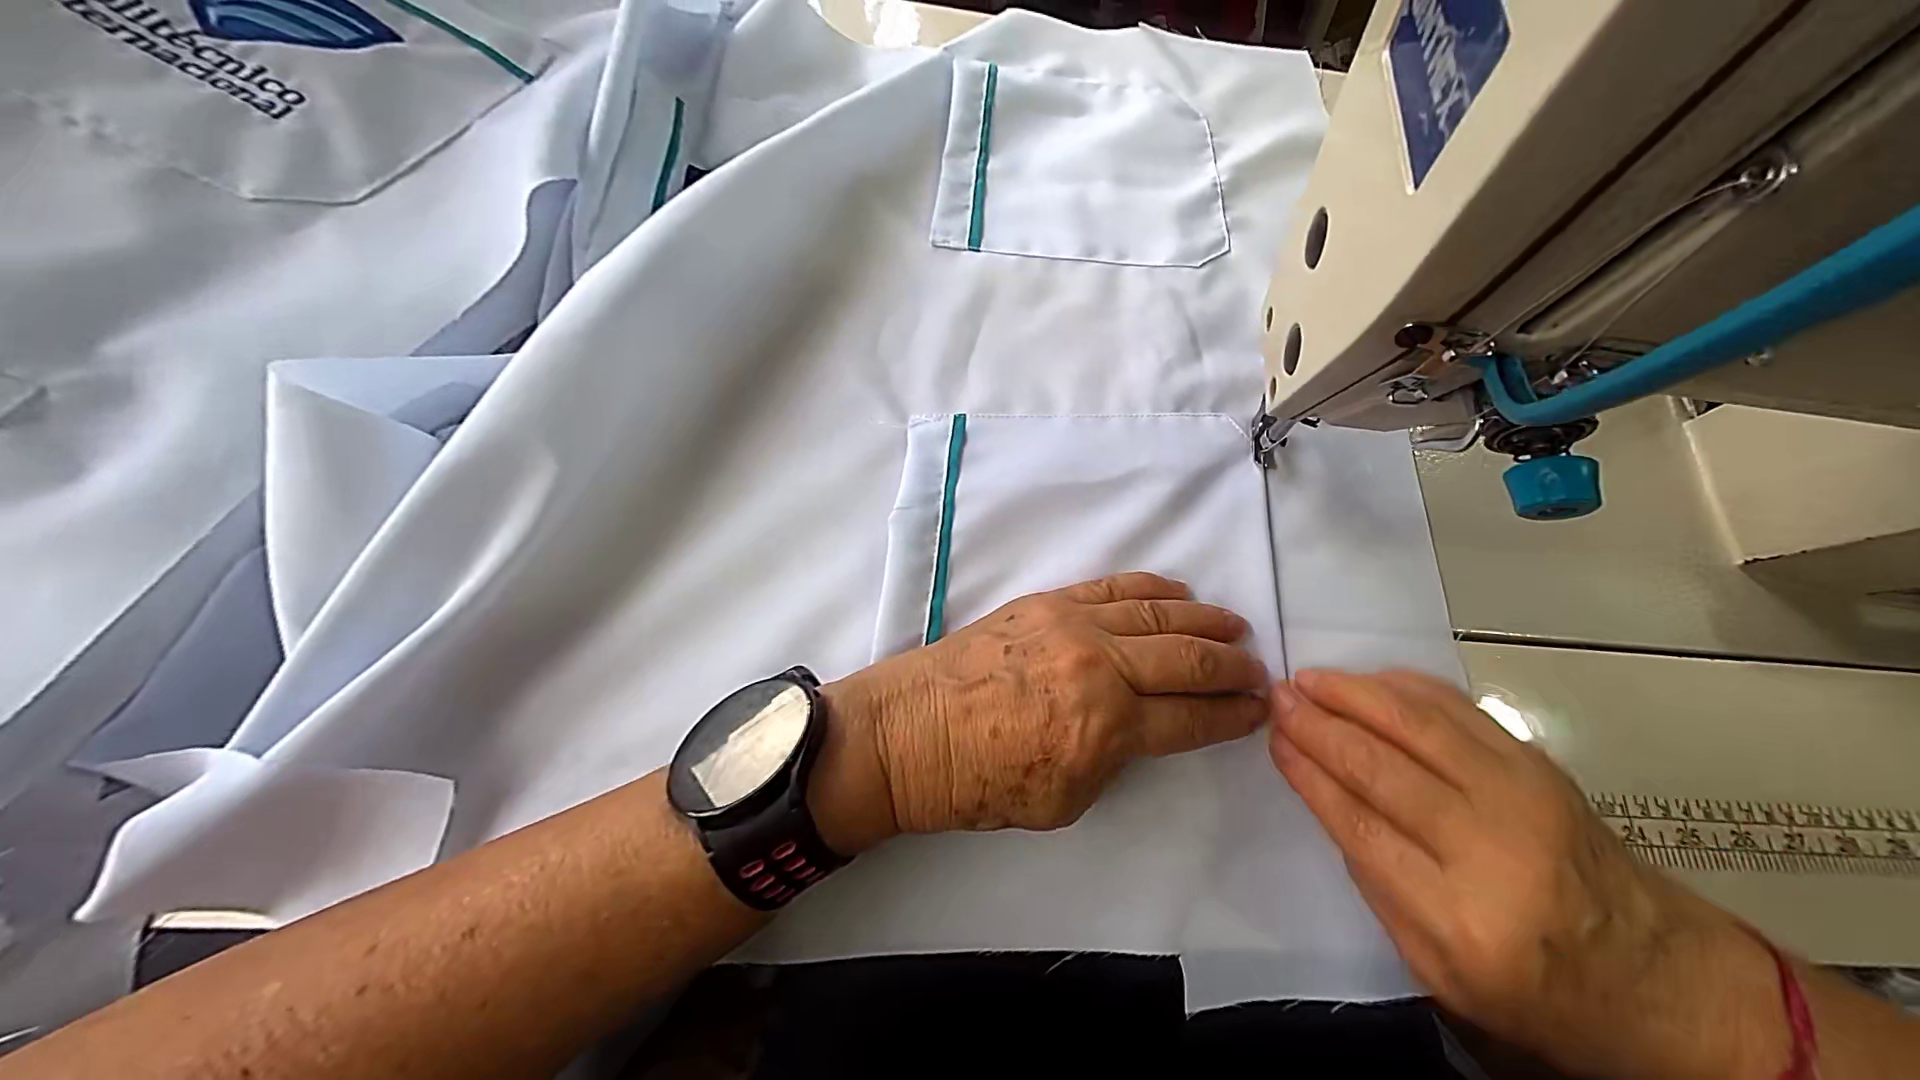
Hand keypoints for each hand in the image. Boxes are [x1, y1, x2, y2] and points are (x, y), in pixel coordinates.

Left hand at [809, 573, 1267, 852]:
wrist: (910, 732)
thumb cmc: (979, 782)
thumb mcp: (1065, 799)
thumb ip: (1114, 757)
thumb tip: (1139, 724)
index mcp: (1106, 728)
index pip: (1192, 719)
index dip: (1232, 716)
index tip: (1258, 710)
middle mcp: (1099, 666)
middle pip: (1187, 660)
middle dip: (1232, 667)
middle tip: (1257, 672)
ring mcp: (1072, 624)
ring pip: (1159, 615)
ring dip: (1205, 623)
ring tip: (1233, 629)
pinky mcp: (1047, 602)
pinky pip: (1113, 587)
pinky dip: (1153, 589)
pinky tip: (1178, 595)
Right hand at [1268, 670, 1789, 1079]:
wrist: (1663, 978)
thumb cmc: (1536, 986)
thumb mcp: (1436, 967)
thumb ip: (1376, 881)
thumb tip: (1325, 793)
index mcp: (1458, 915)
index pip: (1357, 820)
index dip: (1307, 771)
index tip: (1275, 737)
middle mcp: (1492, 847)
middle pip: (1380, 765)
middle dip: (1319, 725)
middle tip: (1279, 697)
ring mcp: (1524, 797)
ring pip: (1417, 724)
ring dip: (1354, 693)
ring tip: (1309, 679)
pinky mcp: (1542, 767)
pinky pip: (1460, 710)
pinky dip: (1406, 687)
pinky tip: (1369, 680)